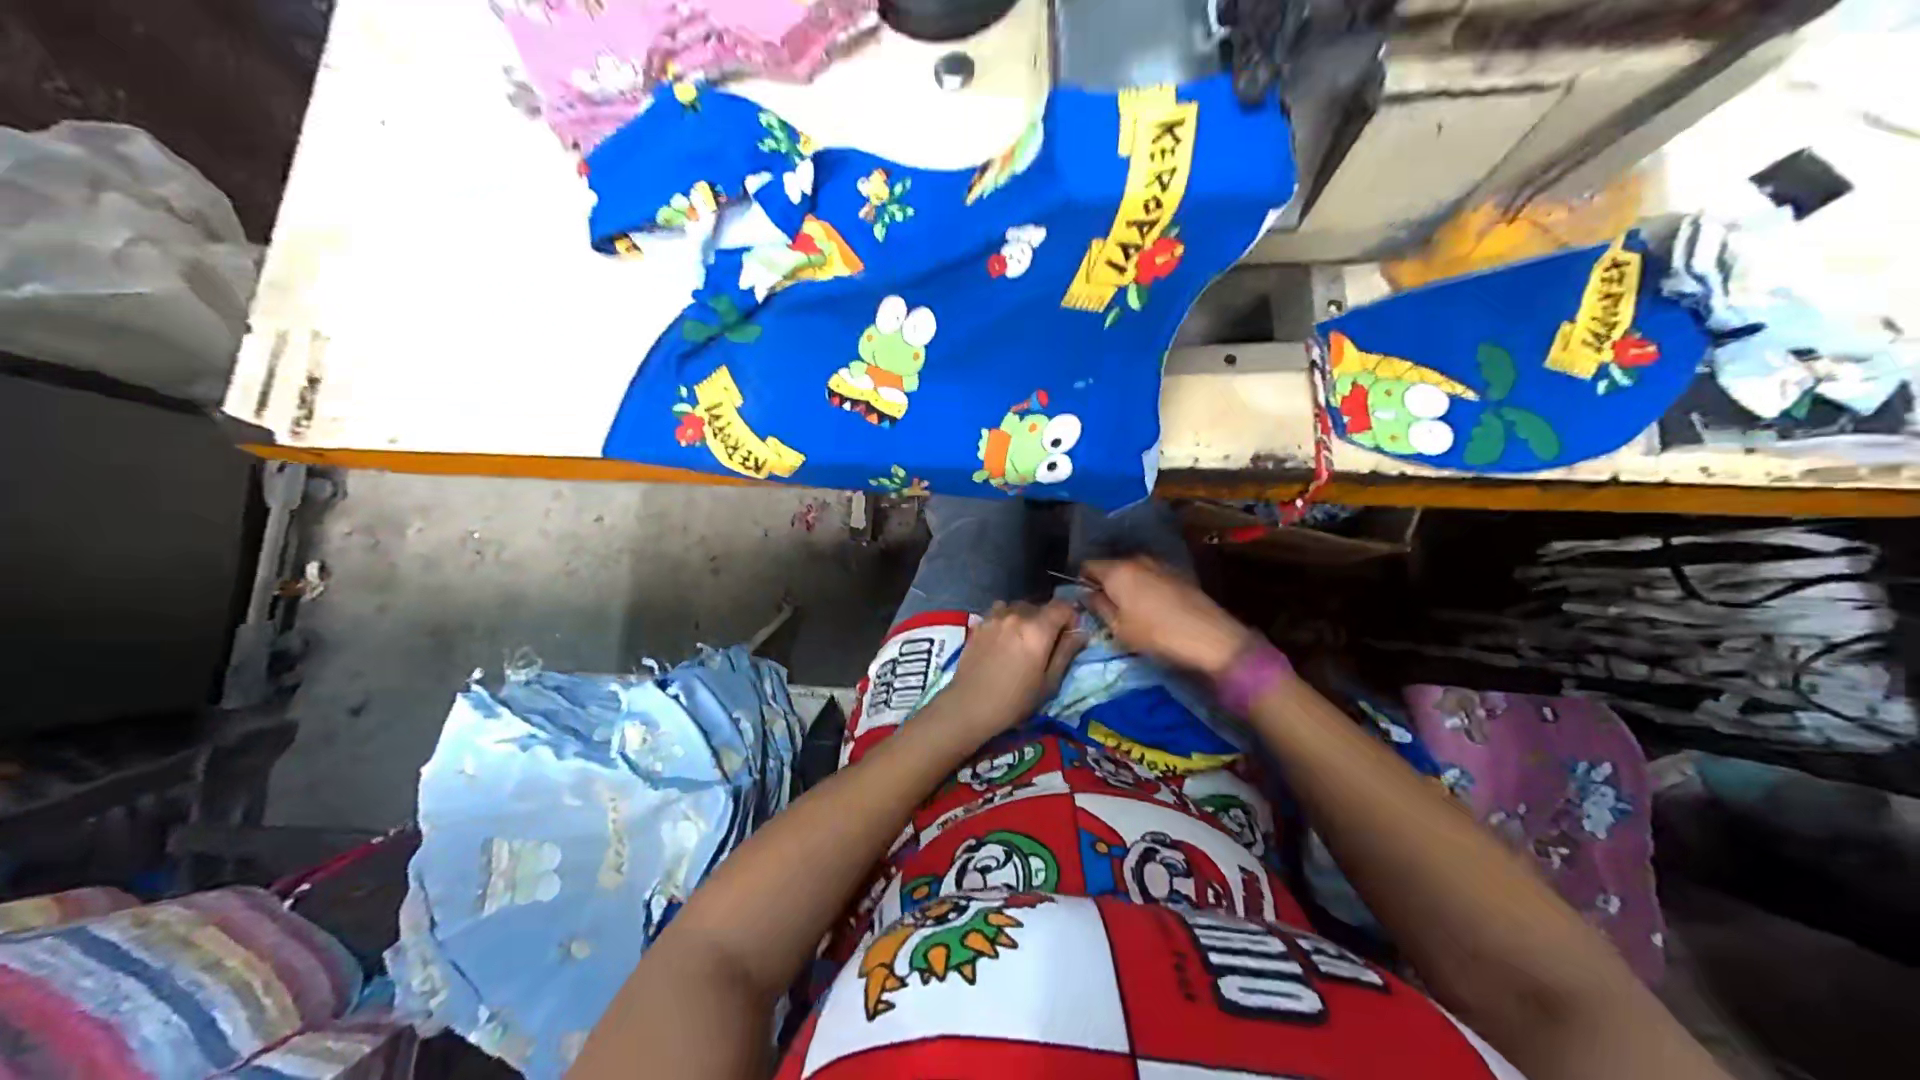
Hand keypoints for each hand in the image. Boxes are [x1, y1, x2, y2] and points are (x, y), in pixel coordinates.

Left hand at [944, 600, 1085, 736]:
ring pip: (1018, 607)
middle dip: (1047, 620)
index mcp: (1038, 629)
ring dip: (1025, 618)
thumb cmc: (1015, 700)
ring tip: (1021, 640)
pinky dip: (1005, 619)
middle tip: (1044, 644)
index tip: (1068, 635)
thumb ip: (1066, 652)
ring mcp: (994, 617)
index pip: (1062, 606)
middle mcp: (1016, 615)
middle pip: (1040, 606)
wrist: (970, 705)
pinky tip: (1002, 639)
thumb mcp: (1049, 681)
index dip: (1070, 617)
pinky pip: (998, 612)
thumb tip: (1081, 632)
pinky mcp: (979, 623)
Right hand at [1081, 557, 1253, 677]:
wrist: (1211, 637)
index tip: (1086, 603)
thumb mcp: (1118, 628)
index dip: (1082, 582)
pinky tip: (1153, 609)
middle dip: (1105, 584)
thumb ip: (1098, 607)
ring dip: (1127, 586)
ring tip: (1131, 611)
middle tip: (1107, 610)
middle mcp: (1137, 559)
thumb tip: (1087, 594)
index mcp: (1117, 570)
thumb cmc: (1156, 634)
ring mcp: (1161, 564)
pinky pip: (1151, 576)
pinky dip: (1146, 587)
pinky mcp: (1179, 574)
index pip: (1087, 565)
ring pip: (1133, 571)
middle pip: (1111, 566)